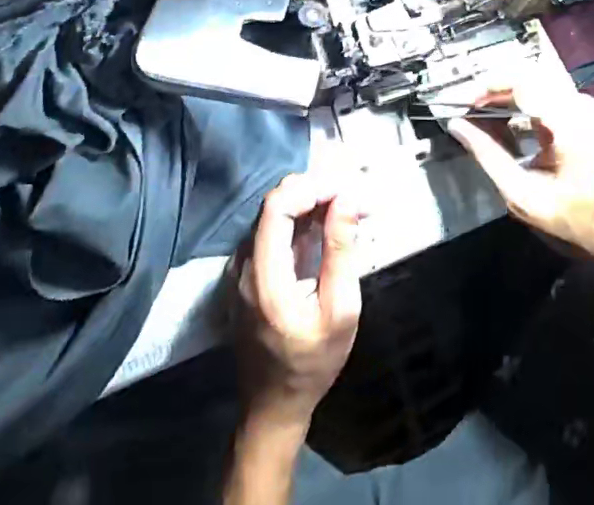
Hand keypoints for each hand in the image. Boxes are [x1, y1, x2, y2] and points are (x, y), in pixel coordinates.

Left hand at [234, 173, 363, 427]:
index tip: (346, 191)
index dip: (311, 188)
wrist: (274, 405)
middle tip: (352, 199)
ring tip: (348, 210)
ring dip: (310, 204)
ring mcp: (241, 271)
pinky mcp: (247, 275)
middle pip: (273, 206)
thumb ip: (340, 252)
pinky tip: (327, 228)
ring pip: (272, 216)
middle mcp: (244, 267)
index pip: (276, 208)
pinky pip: (272, 232)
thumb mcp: (340, 310)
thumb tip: (347, 200)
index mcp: (265, 277)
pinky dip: (301, 221)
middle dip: (314, 192)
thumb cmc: (313, 361)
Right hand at [447, 77, 593, 278]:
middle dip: (494, 90)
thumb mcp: (527, 197)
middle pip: (530, 78)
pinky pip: (549, 97)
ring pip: (538, 85)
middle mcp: (582, 105)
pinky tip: (504, 122)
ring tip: (479, 115)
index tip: (461, 103)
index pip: (523, 83)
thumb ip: (490, 158)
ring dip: (507, 96)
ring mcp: (588, 108)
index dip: (488, 88)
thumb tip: (458, 127)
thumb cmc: (581, 221)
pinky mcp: (587, 116)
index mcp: (572, 122)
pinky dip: (524, 105)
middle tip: (466, 110)